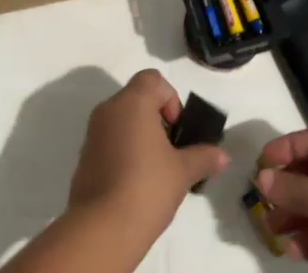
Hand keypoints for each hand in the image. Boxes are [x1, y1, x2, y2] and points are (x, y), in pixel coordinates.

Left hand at [67, 70, 228, 237]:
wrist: (102, 228)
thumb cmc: (147, 187)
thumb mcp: (182, 171)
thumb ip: (204, 157)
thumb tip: (223, 155)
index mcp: (132, 102)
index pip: (153, 79)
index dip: (171, 98)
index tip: (177, 130)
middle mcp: (108, 109)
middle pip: (137, 97)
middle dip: (157, 118)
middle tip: (171, 150)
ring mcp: (93, 132)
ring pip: (122, 119)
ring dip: (141, 135)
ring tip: (156, 169)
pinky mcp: (85, 155)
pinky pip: (109, 139)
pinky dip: (124, 150)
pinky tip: (136, 181)